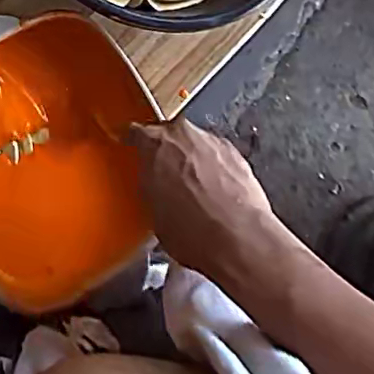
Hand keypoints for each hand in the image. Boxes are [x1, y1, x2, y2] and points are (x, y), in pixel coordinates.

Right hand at [129, 119, 304, 283]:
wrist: (241, 241)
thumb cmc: (194, 231)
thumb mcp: (153, 213)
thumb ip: (149, 186)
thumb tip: (154, 188)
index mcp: (153, 143)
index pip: (136, 132)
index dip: (134, 142)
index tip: (132, 148)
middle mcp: (181, 134)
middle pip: (168, 136)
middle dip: (167, 153)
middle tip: (168, 178)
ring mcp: (209, 140)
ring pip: (194, 144)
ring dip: (193, 160)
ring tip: (198, 191)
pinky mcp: (234, 153)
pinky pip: (217, 155)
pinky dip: (216, 168)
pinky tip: (219, 194)